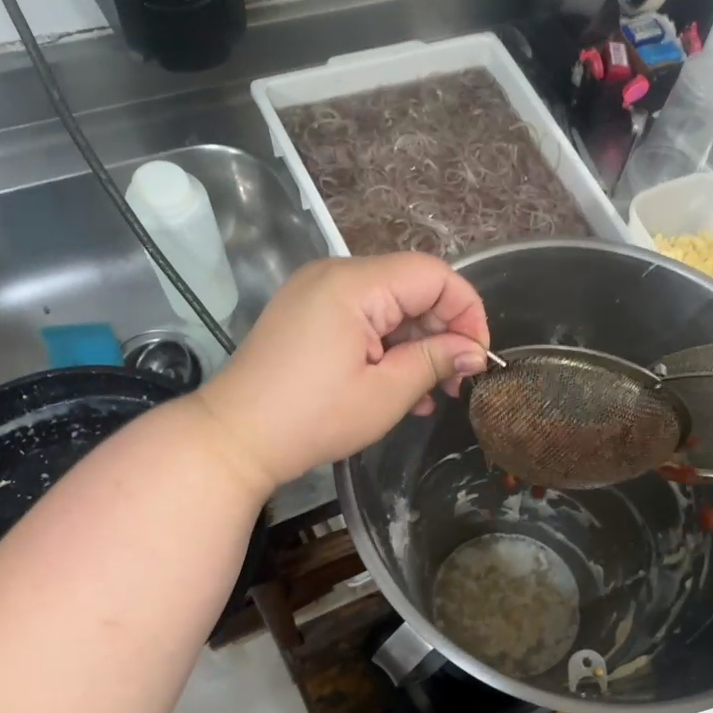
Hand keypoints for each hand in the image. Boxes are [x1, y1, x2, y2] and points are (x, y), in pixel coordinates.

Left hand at [194, 254, 490, 489]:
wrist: (235, 438)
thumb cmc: (313, 418)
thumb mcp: (385, 393)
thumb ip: (435, 361)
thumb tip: (475, 351)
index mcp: (354, 284)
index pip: (433, 275)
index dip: (466, 312)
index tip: (477, 359)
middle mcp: (335, 274)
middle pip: (412, 287)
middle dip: (443, 332)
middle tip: (457, 383)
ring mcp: (317, 293)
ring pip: (390, 306)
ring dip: (417, 345)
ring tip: (432, 394)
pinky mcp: (308, 314)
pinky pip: (363, 319)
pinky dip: (387, 347)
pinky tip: (401, 388)